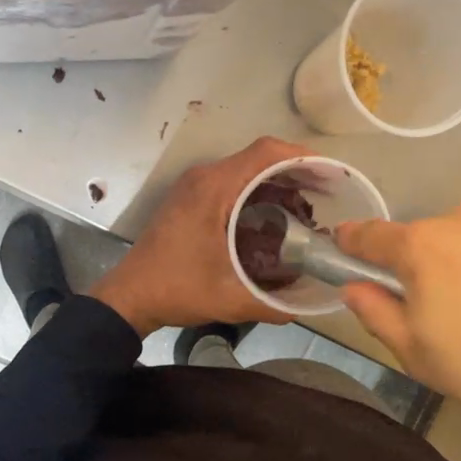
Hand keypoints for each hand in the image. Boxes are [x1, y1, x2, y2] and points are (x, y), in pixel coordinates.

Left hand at [89, 136, 309, 337]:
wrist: (129, 297)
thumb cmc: (176, 289)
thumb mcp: (229, 299)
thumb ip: (271, 304)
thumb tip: (304, 308)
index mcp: (214, 188)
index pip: (266, 152)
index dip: (303, 159)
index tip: (331, 176)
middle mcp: (204, 177)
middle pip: (258, 157)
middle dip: (295, 173)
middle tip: (327, 196)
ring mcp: (194, 186)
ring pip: (244, 169)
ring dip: (276, 182)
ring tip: (307, 208)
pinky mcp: (189, 199)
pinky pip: (231, 183)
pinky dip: (257, 192)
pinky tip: (274, 217)